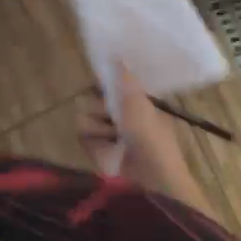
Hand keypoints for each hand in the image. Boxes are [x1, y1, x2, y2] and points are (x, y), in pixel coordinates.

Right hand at [76, 66, 206, 209]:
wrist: (154, 185)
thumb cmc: (151, 140)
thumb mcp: (139, 105)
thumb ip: (125, 81)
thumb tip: (117, 55)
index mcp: (141, 108)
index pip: (117, 91)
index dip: (107, 86)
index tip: (97, 82)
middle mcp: (127, 123)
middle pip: (100, 104)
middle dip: (99, 106)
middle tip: (107, 114)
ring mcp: (113, 142)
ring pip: (90, 121)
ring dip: (96, 126)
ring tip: (107, 136)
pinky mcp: (102, 159)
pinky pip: (86, 141)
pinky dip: (92, 143)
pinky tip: (100, 147)